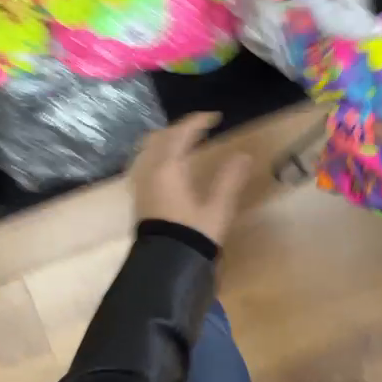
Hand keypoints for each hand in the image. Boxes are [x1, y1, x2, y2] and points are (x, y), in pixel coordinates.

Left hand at [129, 112, 253, 245]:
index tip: (215, 117)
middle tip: (200, 129)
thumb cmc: (193, 234)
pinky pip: (144, 163)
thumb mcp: (217, 208)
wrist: (165, 264)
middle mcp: (149, 170)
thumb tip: (244, 156)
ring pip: (149, 149)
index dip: (197, 122)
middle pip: (161, 137)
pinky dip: (157, 154)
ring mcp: (140, 183)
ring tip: (184, 143)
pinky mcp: (138, 196)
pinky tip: (168, 165)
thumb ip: (229, 179)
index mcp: (168, 168)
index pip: (181, 134)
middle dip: (180, 129)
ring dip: (166, 140)